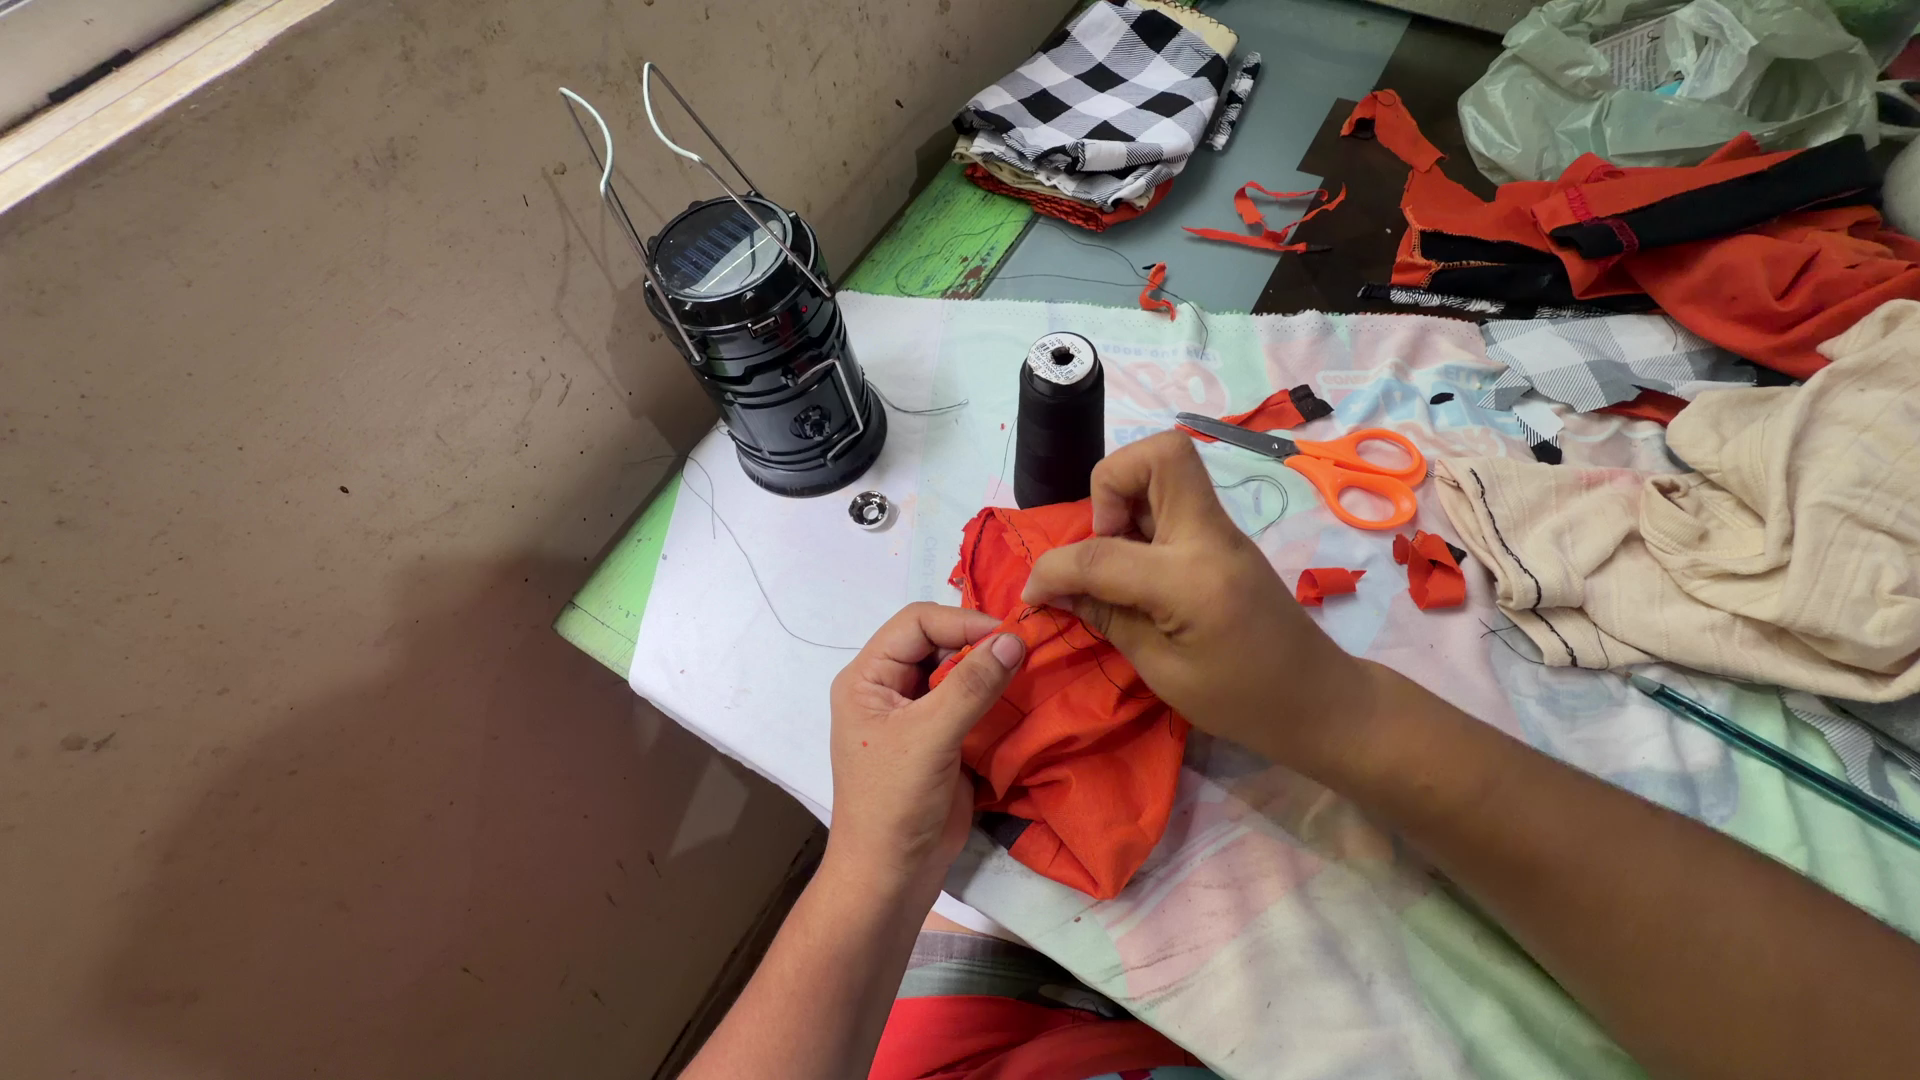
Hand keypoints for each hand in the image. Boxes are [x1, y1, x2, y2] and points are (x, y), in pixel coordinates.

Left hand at [826, 603, 1025, 893]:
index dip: (960, 621)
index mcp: (867, 677)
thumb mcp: (930, 737)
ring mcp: (913, 713)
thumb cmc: (896, 803)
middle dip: (976, 640)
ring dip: (988, 667)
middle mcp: (887, 687)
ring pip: (954, 669)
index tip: (1007, 635)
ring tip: (1027, 665)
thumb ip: (972, 685)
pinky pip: (967, 700)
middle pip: (935, 641)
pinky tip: (1019, 694)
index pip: (915, 623)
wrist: (891, 877)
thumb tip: (1014, 638)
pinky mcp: (939, 737)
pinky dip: (993, 694)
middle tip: (1022, 648)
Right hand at [1020, 431, 1381, 773]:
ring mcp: (1223, 532)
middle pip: (1163, 453)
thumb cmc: (1240, 702)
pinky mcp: (1224, 538)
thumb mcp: (1161, 671)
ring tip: (1115, 551)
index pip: (1101, 552)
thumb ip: (1106, 619)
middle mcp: (1210, 538)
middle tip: (1101, 536)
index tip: (1034, 593)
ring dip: (1126, 494)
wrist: (1318, 703)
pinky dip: (1141, 515)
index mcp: (1191, 580)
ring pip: (1170, 466)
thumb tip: (1056, 591)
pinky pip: (1176, 499)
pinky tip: (1135, 564)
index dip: (1054, 569)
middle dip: (1111, 480)